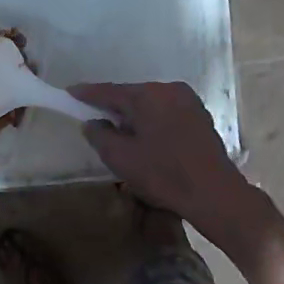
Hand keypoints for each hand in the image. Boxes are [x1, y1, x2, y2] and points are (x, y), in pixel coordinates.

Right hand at [68, 81, 261, 226]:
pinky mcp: (199, 117)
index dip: (86, 94)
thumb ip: (99, 135)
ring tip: (118, 132)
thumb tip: (93, 122)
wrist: (213, 194)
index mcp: (148, 95)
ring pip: (150, 104)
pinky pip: (165, 112)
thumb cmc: (162, 174)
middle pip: (132, 95)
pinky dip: (150, 121)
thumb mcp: (120, 157)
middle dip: (112, 106)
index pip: (109, 91)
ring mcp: (189, 102)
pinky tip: (144, 137)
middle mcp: (170, 90)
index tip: (69, 92)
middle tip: (93, 117)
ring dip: (133, 115)